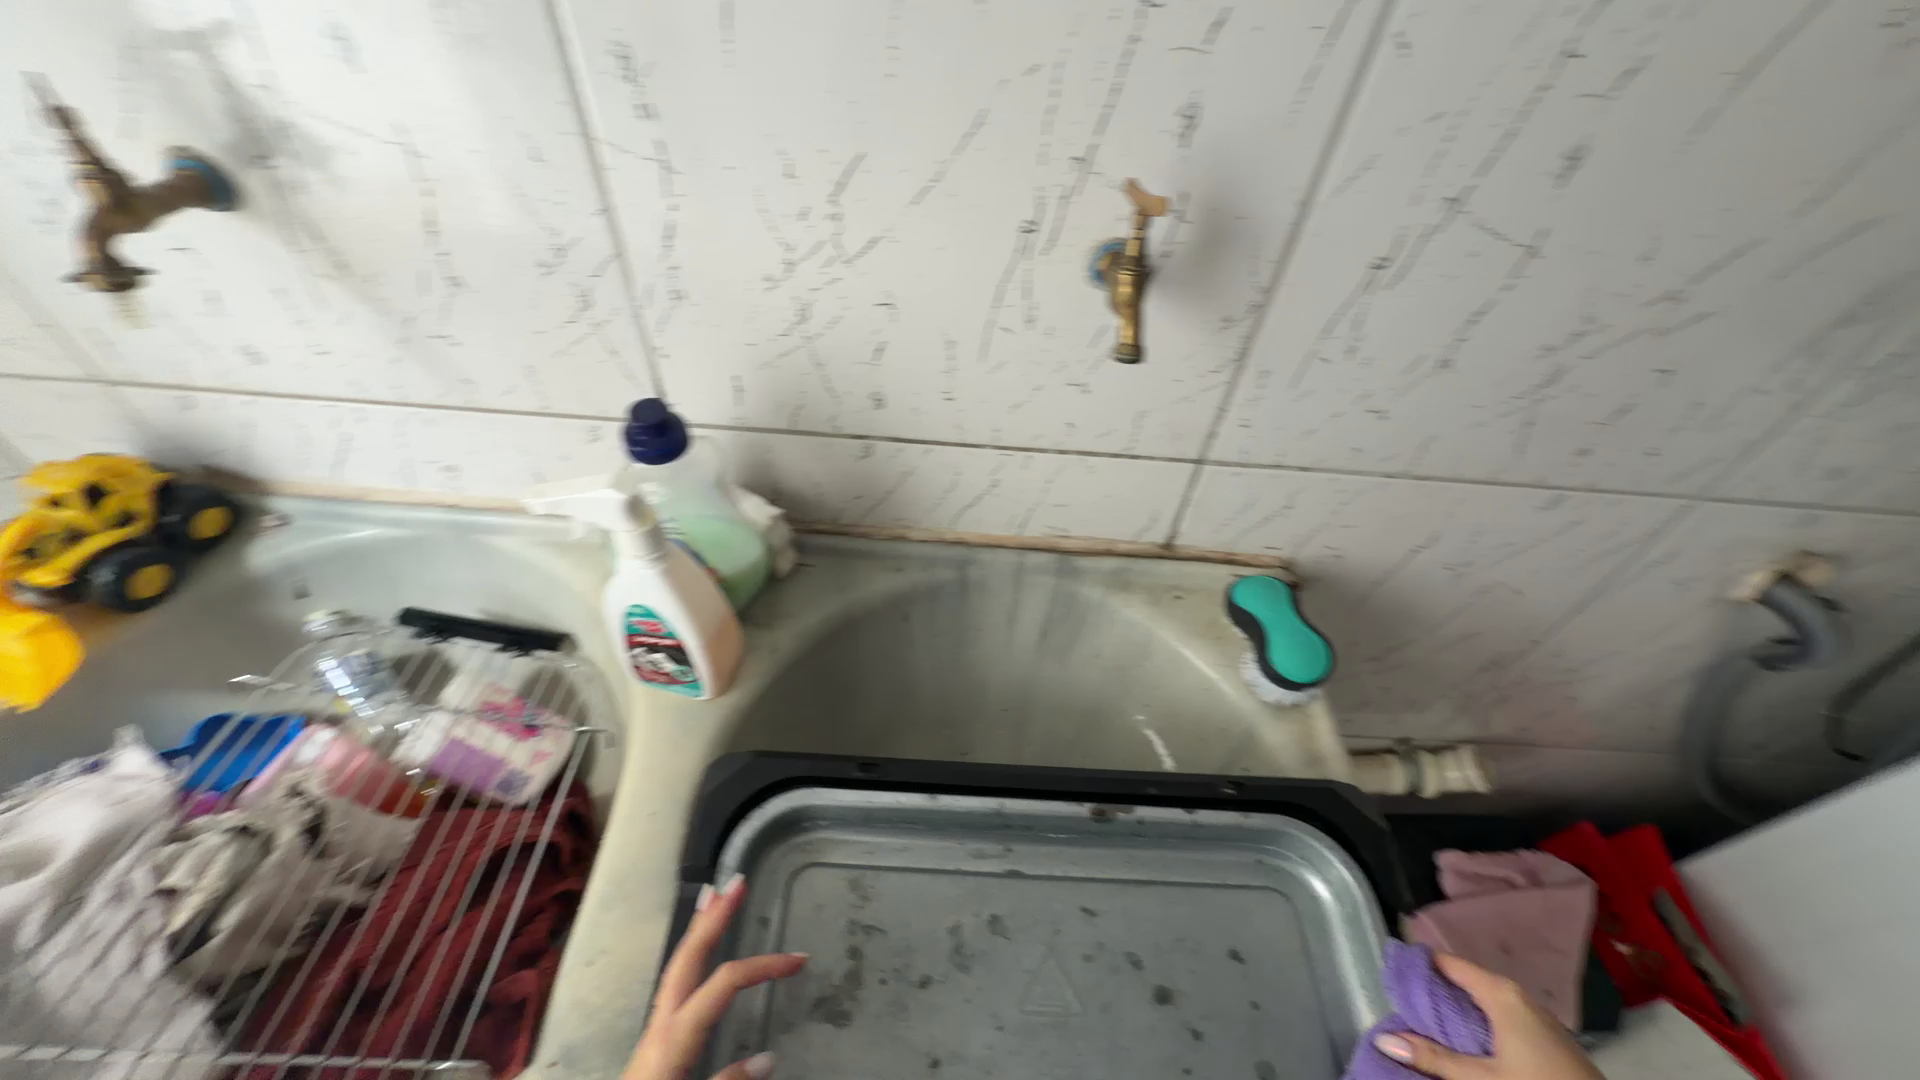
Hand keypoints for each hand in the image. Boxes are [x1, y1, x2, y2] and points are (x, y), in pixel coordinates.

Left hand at [622, 874, 808, 1079]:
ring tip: (713, 896)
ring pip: (677, 967)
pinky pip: (674, 985)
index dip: (763, 967)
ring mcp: (654, 1033)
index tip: (800, 961)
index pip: (723, 985)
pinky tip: (698, 954)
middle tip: (736, 881)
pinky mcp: (655, 1045)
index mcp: (673, 1040)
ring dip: (698, 930)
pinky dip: (689, 957)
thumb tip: (768, 1058)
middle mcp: (661, 1026)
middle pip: (688, 958)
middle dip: (713, 918)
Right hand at [1374, 953, 1602, 1079]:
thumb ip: (1432, 1057)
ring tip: (1422, 1028)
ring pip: (1481, 1003)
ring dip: (1453, 1014)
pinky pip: (1498, 1019)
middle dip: (1430, 995)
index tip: (1389, 979)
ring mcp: (1535, 1017)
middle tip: (1399, 1008)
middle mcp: (1517, 996)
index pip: (1446, 962)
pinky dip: (1475, 1026)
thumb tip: (1383, 1039)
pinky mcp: (1545, 1039)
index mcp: (1500, 993)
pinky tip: (1463, 1047)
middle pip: (1462, 982)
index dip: (1415, 967)